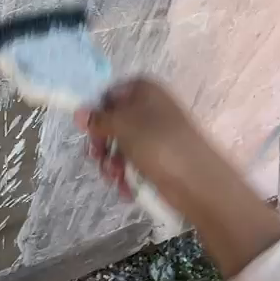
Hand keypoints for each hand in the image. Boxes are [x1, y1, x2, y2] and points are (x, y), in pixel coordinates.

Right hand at [75, 78, 209, 197]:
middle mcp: (149, 109)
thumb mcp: (124, 126)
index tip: (86, 131)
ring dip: (112, 164)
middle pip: (113, 122)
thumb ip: (99, 119)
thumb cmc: (160, 145)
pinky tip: (126, 190)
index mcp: (144, 90)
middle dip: (102, 143)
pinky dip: (126, 176)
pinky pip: (134, 164)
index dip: (96, 112)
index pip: (109, 94)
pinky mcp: (159, 161)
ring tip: (115, 178)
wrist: (201, 184)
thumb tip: (78, 112)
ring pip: (121, 146)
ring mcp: (155, 136)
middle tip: (97, 158)